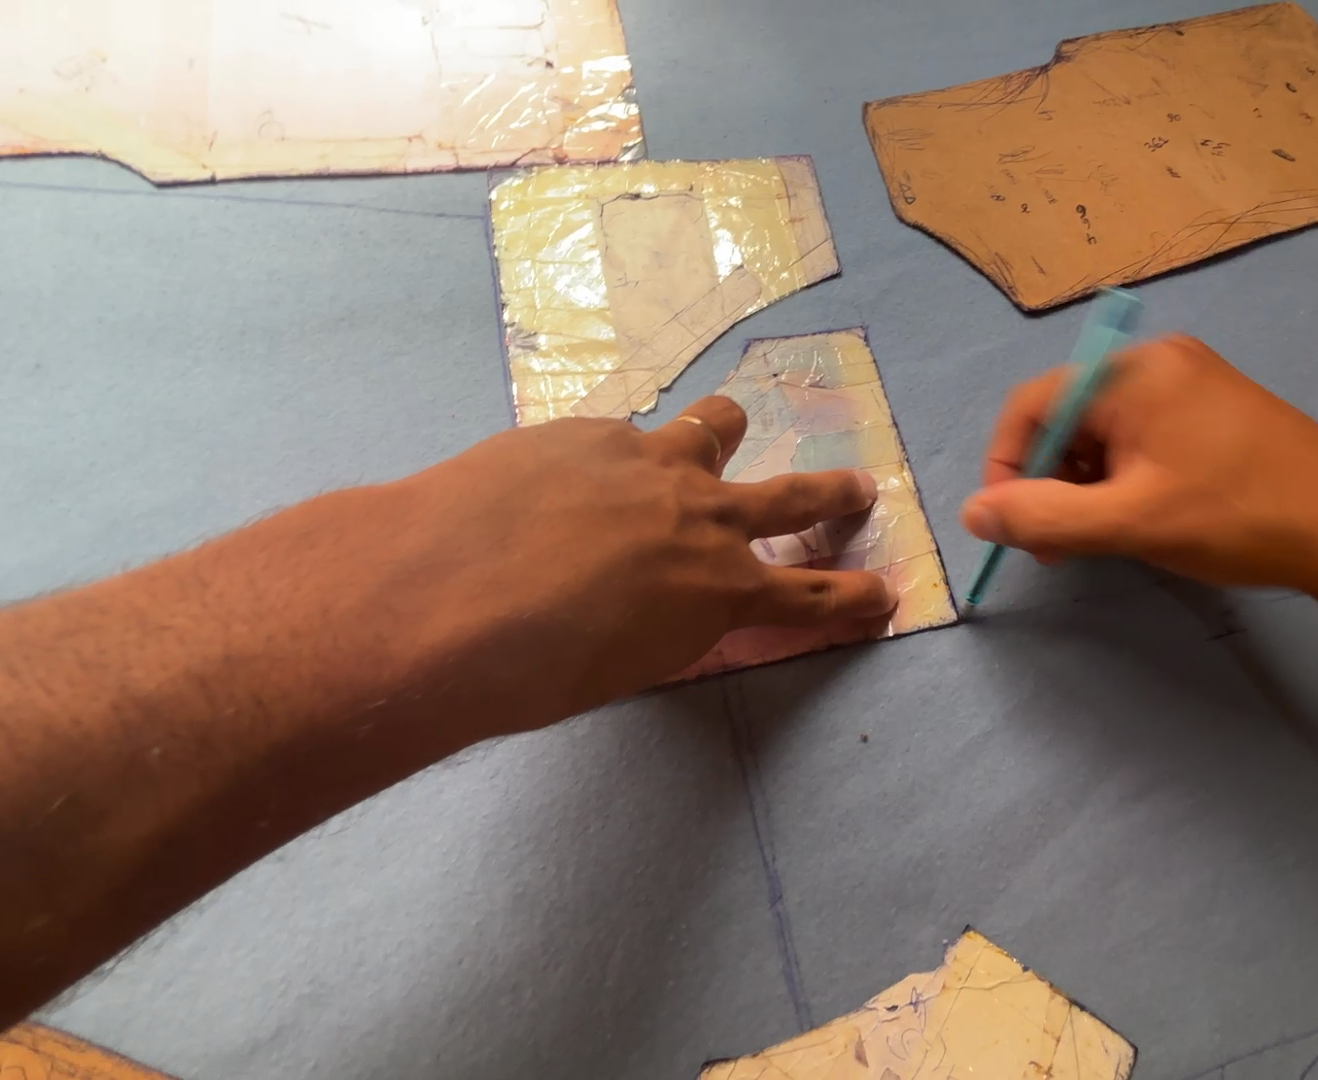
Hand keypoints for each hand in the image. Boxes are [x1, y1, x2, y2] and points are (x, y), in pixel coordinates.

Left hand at [366, 395, 894, 727]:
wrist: (434, 597)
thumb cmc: (532, 670)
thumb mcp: (629, 664)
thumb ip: (672, 622)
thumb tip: (671, 596)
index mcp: (721, 591)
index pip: (811, 598)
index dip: (853, 599)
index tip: (883, 594)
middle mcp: (705, 517)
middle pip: (795, 497)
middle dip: (834, 495)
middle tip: (858, 488)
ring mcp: (653, 462)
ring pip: (716, 428)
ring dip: (723, 436)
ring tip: (714, 437)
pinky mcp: (591, 430)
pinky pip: (622, 436)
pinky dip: (617, 455)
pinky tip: (570, 475)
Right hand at [961, 335, 1317, 609]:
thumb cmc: (1239, 517)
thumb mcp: (1129, 521)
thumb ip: (1042, 516)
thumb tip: (972, 514)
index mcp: (1134, 373)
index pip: (1032, 406)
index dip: (1007, 467)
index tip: (1010, 524)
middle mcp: (1156, 366)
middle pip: (1064, 422)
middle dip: (1045, 486)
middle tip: (1051, 547)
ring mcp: (1185, 390)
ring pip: (1097, 439)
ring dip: (1077, 492)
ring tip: (1088, 543)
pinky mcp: (1205, 418)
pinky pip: (1133, 446)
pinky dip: (1114, 486)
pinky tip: (1124, 525)